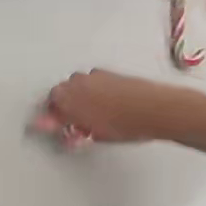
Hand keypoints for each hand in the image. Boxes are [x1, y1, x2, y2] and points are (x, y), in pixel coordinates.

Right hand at [41, 69, 194, 143]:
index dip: (52, 118)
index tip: (57, 127)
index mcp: (69, 97)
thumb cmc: (125, 122)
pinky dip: (93, 92)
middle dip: (64, 106)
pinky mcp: (110, 74)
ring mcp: (96, 76)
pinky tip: (104, 107)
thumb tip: (50, 125)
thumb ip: (68, 127)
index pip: (49, 106)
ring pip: (77, 85)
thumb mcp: (91, 132)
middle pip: (61, 92)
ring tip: (91, 117)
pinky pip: (93, 81)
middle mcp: (79, 82)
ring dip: (78, 98)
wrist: (156, 109)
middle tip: (73, 124)